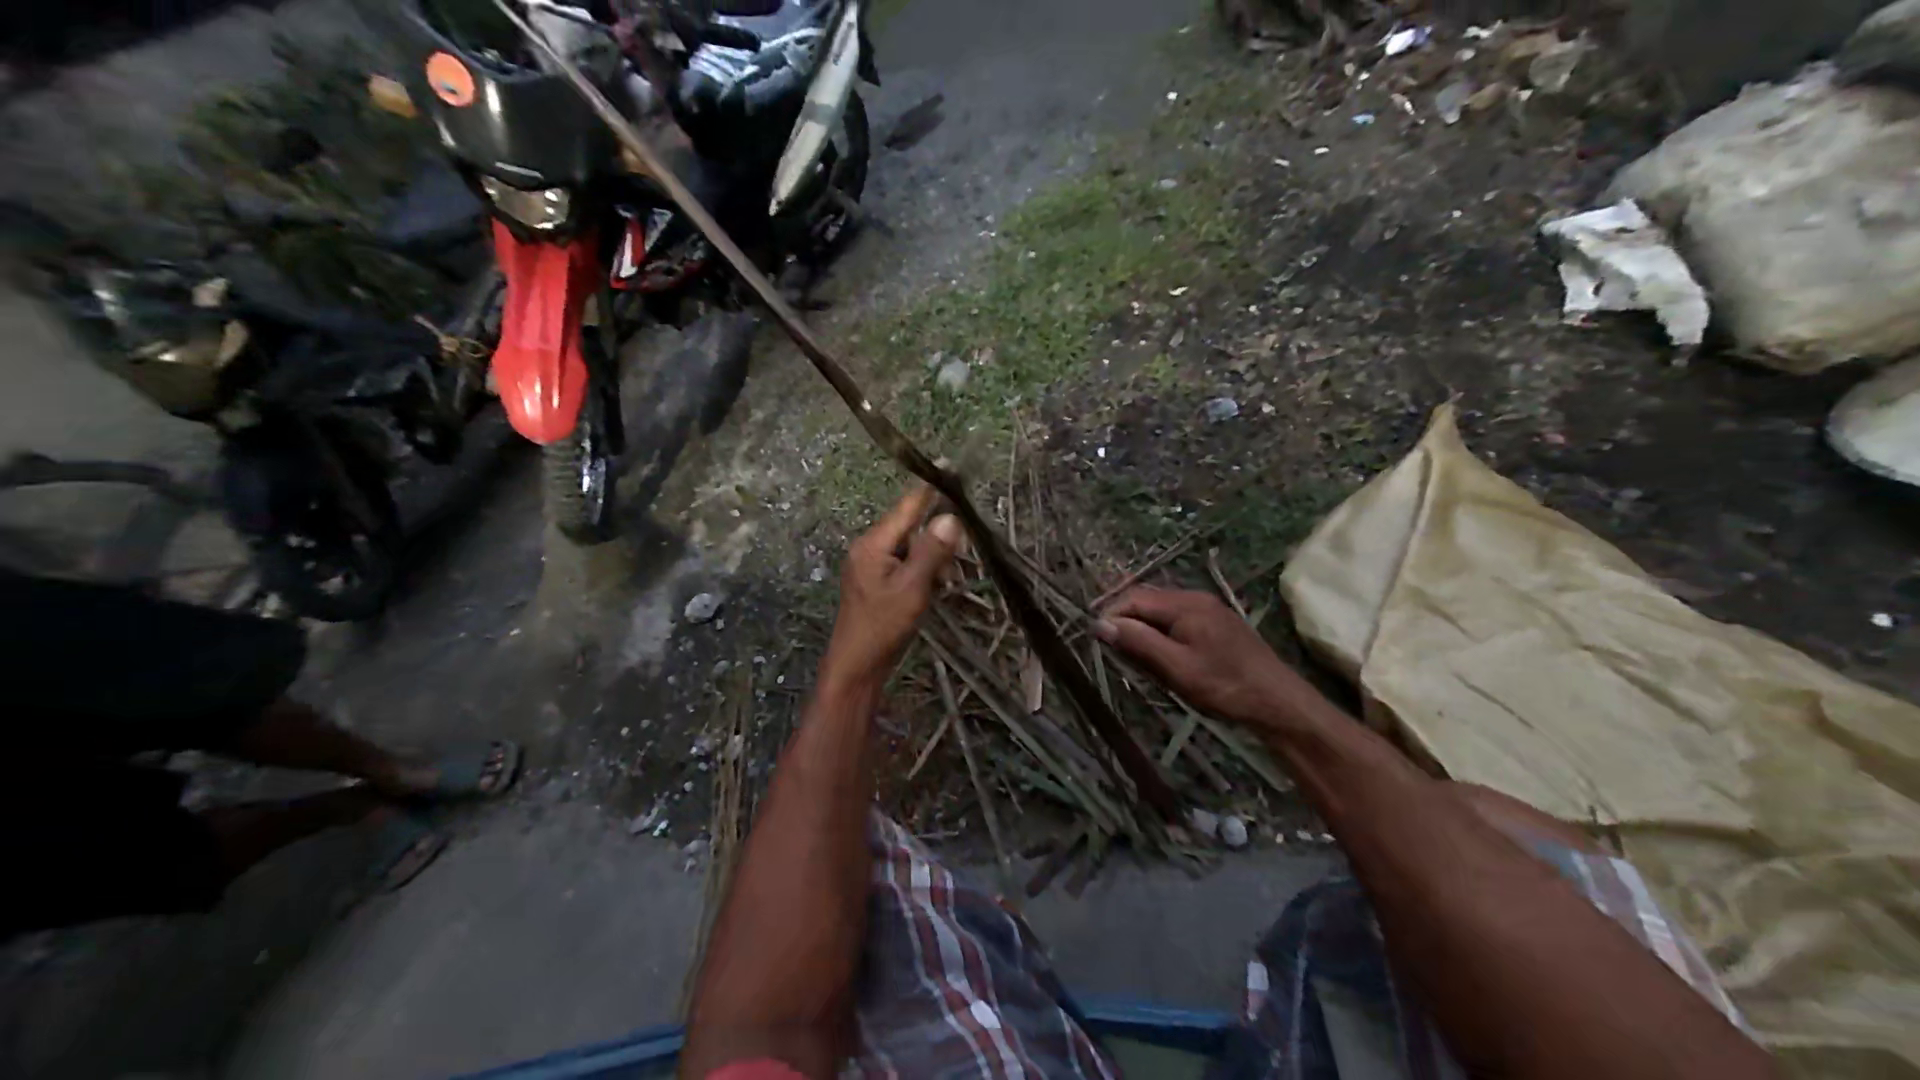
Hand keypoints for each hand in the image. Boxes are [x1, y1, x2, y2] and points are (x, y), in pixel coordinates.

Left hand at [821, 484, 962, 693]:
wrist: (856, 666)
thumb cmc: (882, 627)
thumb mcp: (912, 588)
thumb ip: (932, 552)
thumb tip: (951, 518)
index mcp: (873, 544)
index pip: (907, 507)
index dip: (929, 489)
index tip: (949, 465)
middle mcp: (869, 548)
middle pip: (910, 527)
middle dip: (938, 533)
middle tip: (964, 546)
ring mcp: (871, 566)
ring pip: (910, 548)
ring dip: (933, 557)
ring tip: (951, 577)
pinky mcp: (877, 583)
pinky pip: (905, 565)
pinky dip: (923, 571)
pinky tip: (937, 587)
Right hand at [1095, 587, 1321, 733]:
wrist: (1279, 703)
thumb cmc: (1225, 685)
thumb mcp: (1176, 668)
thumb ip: (1138, 643)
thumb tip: (1100, 624)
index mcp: (1185, 604)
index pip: (1133, 598)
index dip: (1111, 616)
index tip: (1097, 642)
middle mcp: (1195, 598)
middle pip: (1147, 601)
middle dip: (1127, 623)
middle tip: (1117, 655)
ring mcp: (1209, 610)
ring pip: (1161, 612)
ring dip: (1144, 631)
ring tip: (1139, 661)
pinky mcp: (1217, 625)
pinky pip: (1177, 621)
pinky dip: (1162, 636)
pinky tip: (1164, 659)